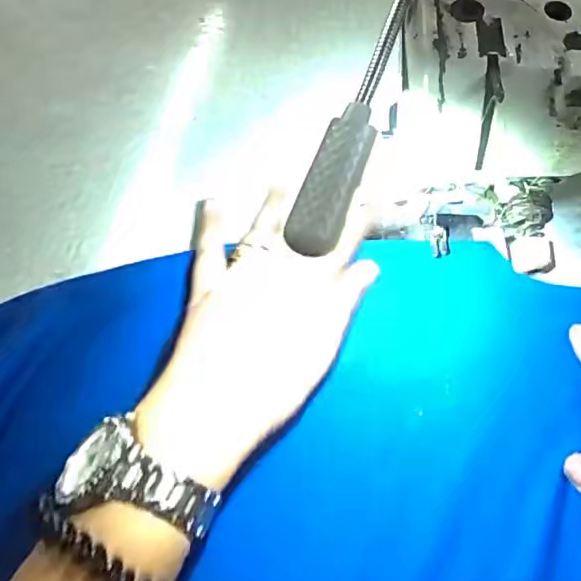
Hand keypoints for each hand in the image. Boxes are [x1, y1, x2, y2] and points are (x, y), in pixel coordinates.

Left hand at [131, 187, 377, 489]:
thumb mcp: (322, 346)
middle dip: (326, 192)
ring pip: (263, 229)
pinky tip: (213, 203)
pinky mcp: (206, 290)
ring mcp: (241, 276)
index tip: (374, 182)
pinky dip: (212, 227)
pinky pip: (209, 252)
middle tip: (337, 164)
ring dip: (276, 202)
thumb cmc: (277, 386)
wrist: (207, 416)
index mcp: (313, 284)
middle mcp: (279, 271)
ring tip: (286, 177)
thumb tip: (370, 264)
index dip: (362, 207)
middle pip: (308, 223)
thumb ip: (345, 300)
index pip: (345, 236)